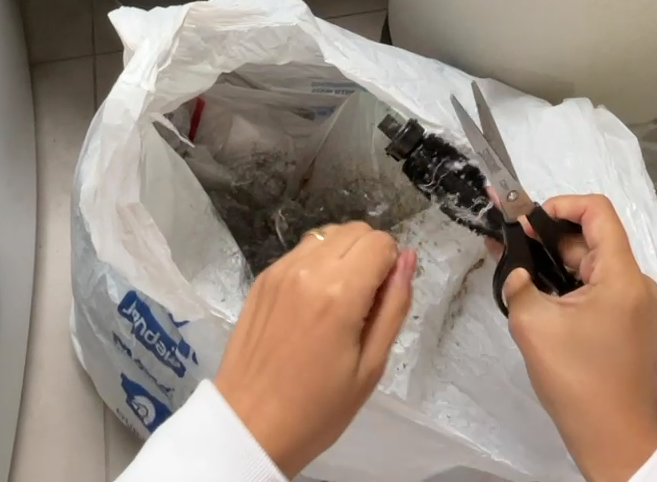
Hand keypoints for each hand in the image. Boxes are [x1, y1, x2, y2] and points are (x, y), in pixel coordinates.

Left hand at [214, 222, 416, 476]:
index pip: (380, 242)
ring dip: (343, 254)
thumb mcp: (371, 367)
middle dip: (370, 254)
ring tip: (339, 300)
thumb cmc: (318, 408)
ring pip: (327, 234)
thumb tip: (408, 258)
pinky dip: (317, 262)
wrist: (249, 426)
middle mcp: (309, 268)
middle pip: (355, 230)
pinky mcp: (264, 277)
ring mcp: (281, 269)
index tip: (383, 299)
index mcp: (340, 292)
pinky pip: (302, 250)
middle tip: (365, 301)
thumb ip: (395, 305)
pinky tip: (313, 302)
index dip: (391, 265)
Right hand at [502, 194, 656, 481]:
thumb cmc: (578, 381)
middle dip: (546, 233)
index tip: (526, 221)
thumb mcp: (533, 325)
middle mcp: (635, 283)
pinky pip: (593, 286)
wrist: (616, 445)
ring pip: (589, 262)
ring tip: (511, 259)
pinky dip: (564, 280)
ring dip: (551, 258)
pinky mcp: (625, 322)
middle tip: (507, 238)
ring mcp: (633, 305)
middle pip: (589, 237)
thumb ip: (519, 281)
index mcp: (621, 277)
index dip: (560, 204)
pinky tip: (532, 285)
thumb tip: (515, 263)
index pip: (597, 211)